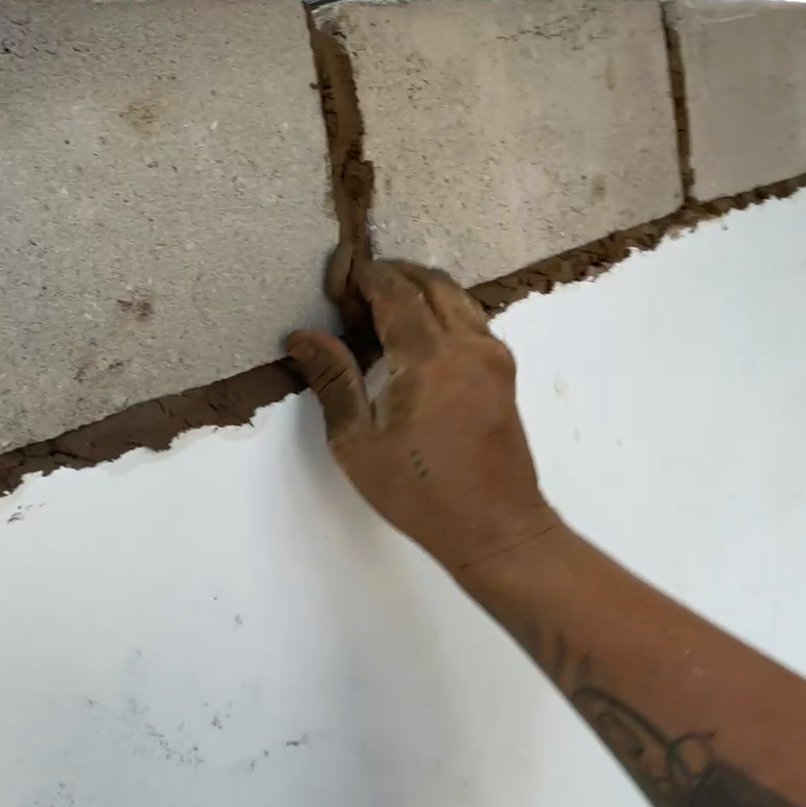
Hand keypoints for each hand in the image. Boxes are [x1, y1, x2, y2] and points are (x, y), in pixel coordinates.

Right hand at [286, 258, 561, 576]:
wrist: (497, 530)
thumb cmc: (419, 492)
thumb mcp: (357, 442)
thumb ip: (332, 379)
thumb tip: (302, 336)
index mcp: (429, 358)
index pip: (395, 292)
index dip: (364, 278)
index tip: (336, 281)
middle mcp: (468, 344)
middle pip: (429, 282)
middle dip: (389, 276)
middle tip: (352, 296)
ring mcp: (493, 355)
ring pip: (454, 295)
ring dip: (416, 289)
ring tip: (378, 311)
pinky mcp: (503, 371)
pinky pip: (469, 317)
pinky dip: (438, 309)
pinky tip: (412, 335)